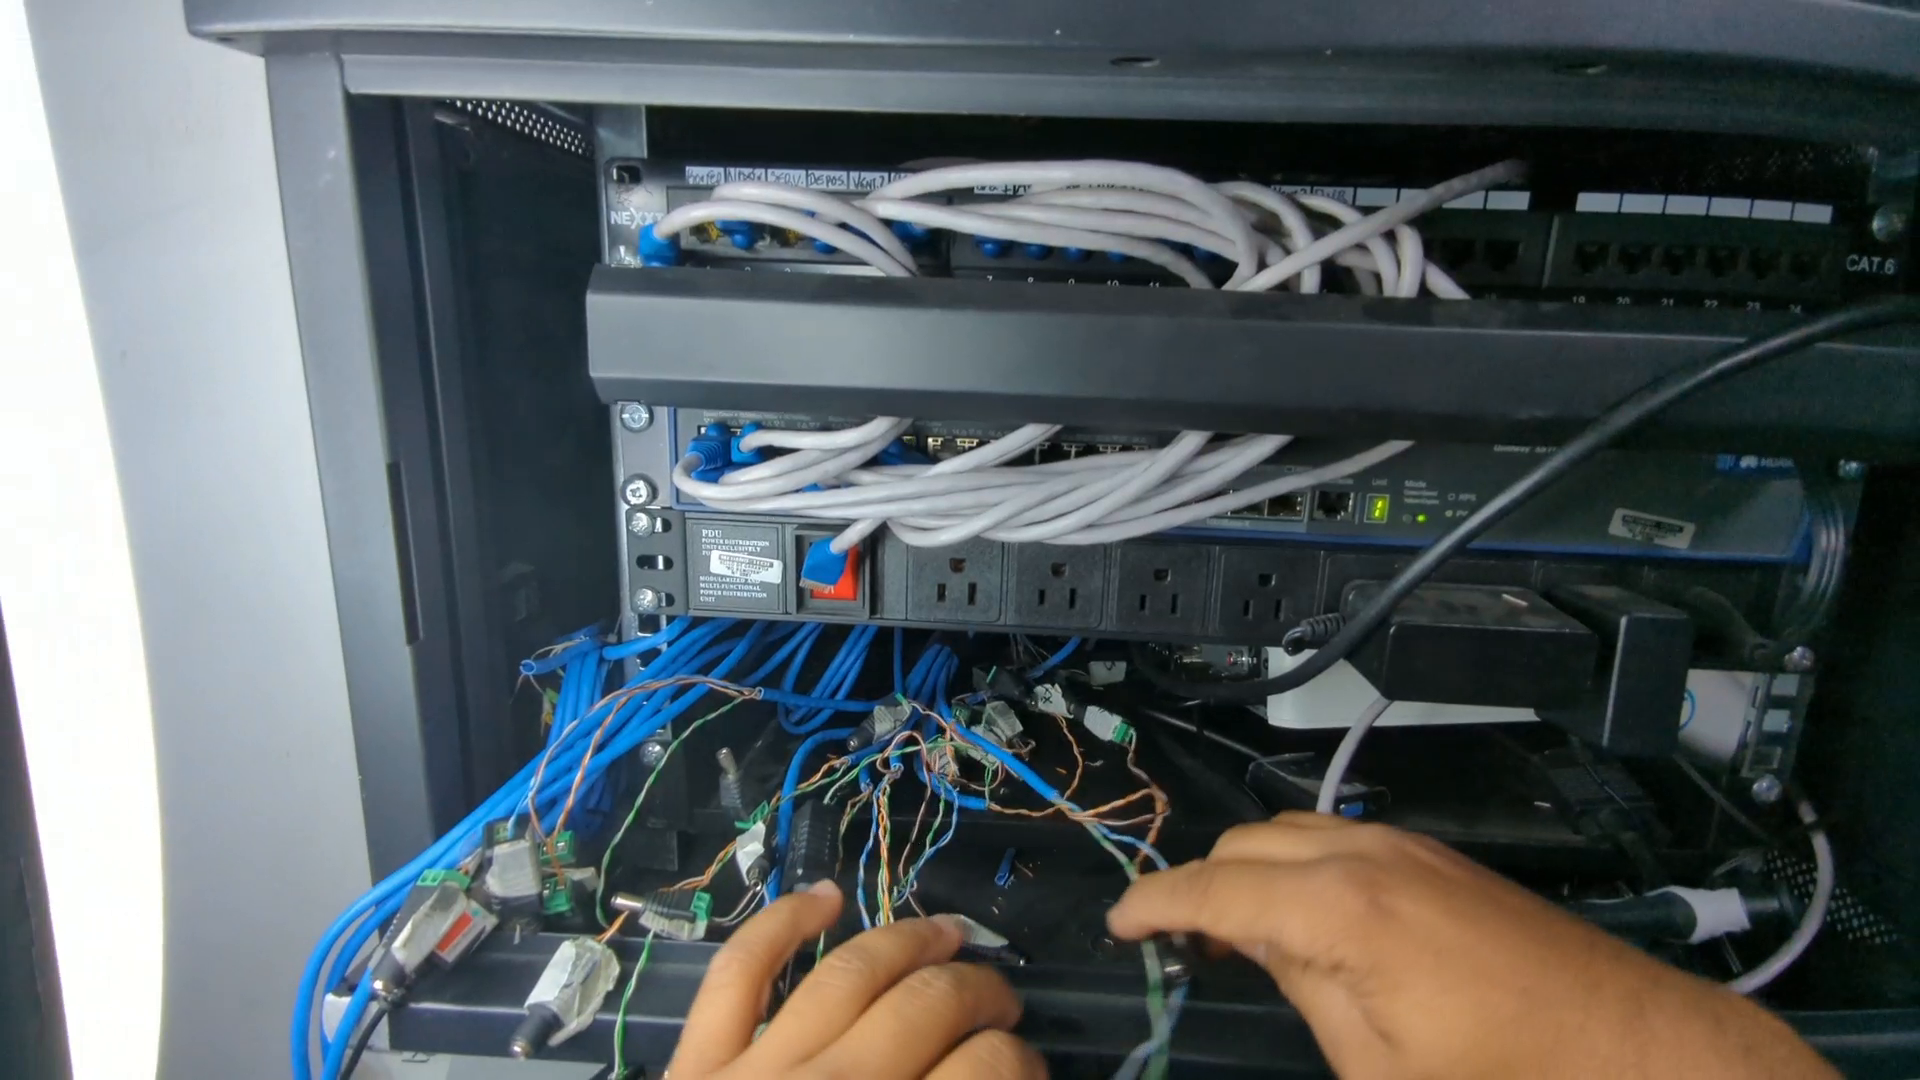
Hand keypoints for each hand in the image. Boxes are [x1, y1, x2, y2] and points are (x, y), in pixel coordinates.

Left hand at [668, 880, 1046, 1078]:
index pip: (981, 1075)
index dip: (1020, 1062)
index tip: (1030, 1065)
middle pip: (925, 1008)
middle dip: (982, 993)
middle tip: (1005, 1001)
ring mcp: (753, 1073)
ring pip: (850, 973)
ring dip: (911, 940)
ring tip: (951, 932)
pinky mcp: (693, 1068)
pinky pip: (739, 972)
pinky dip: (781, 923)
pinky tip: (825, 896)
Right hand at [1107, 812, 1834, 1079]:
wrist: (1650, 1054)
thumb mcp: (1379, 1067)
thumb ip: (1300, 987)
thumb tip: (1255, 942)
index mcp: (1339, 907)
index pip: (1214, 890)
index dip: (1155, 904)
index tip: (1119, 924)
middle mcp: (1358, 851)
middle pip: (1240, 847)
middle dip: (1198, 889)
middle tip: (1187, 948)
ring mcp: (1396, 842)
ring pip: (1280, 832)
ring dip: (1245, 872)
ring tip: (1242, 933)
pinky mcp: (1425, 850)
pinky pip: (1328, 837)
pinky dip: (1291, 865)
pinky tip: (1306, 914)